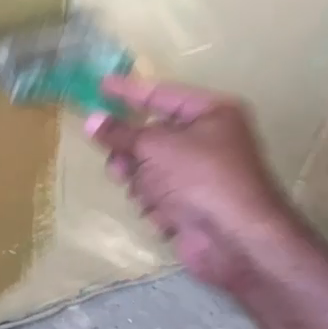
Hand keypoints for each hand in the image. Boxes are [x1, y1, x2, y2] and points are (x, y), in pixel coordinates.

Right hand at [84, 76, 297, 289]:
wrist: (236, 242)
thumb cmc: (201, 178)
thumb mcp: (155, 147)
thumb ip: (120, 132)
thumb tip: (91, 120)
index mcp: (212, 113)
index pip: (161, 94)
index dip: (128, 91)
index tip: (99, 86)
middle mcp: (210, 140)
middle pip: (152, 136)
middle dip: (131, 152)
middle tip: (114, 159)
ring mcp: (201, 176)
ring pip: (149, 168)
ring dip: (142, 182)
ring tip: (149, 194)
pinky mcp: (192, 205)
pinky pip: (158, 195)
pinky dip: (155, 204)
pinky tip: (165, 215)